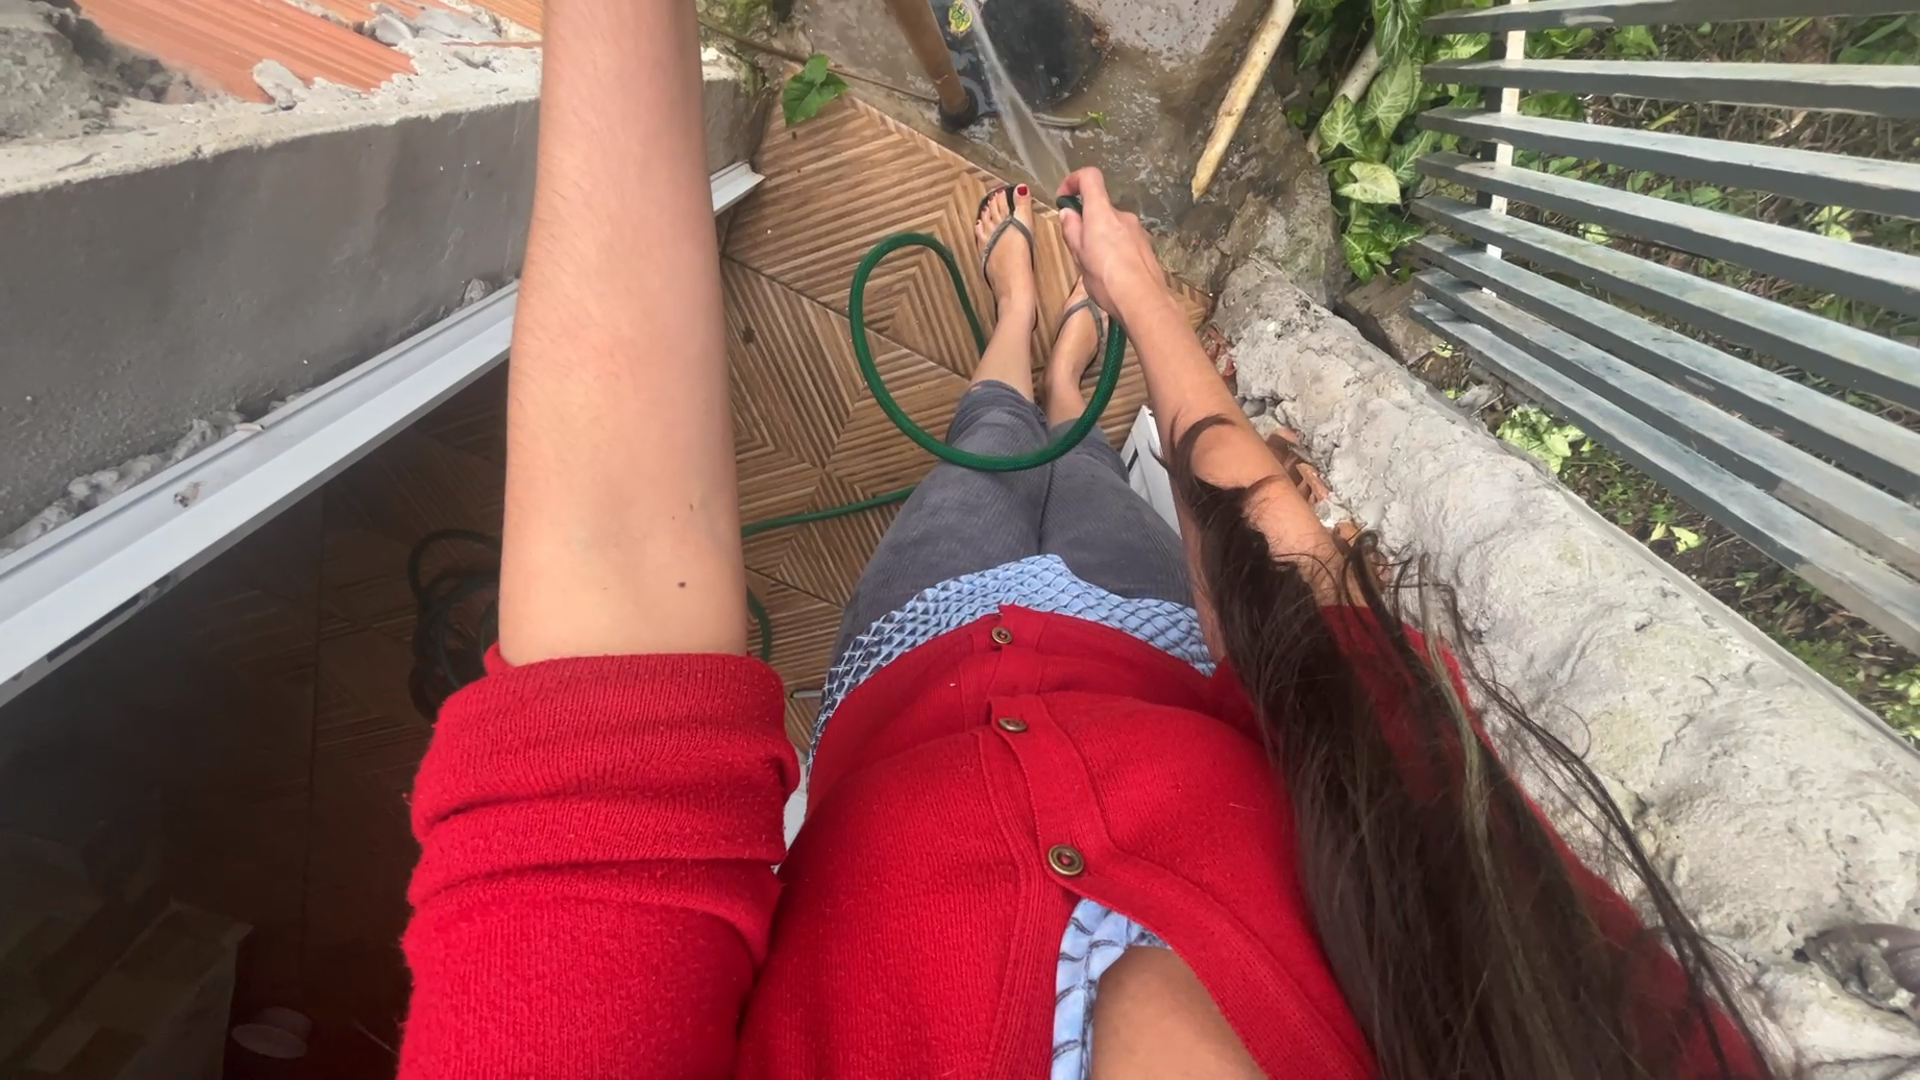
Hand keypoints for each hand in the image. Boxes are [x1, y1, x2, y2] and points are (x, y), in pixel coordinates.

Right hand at [1056, 168, 1171, 318]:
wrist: (1143, 301)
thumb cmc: (1106, 280)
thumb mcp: (1080, 257)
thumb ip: (1072, 231)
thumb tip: (1068, 212)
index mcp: (1101, 213)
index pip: (1090, 177)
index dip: (1073, 180)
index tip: (1063, 197)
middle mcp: (1122, 215)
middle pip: (1100, 208)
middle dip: (1086, 223)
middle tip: (1077, 250)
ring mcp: (1137, 230)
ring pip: (1112, 226)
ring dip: (1101, 239)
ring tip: (1095, 267)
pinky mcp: (1145, 246)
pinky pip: (1124, 240)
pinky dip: (1114, 249)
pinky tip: (1112, 273)